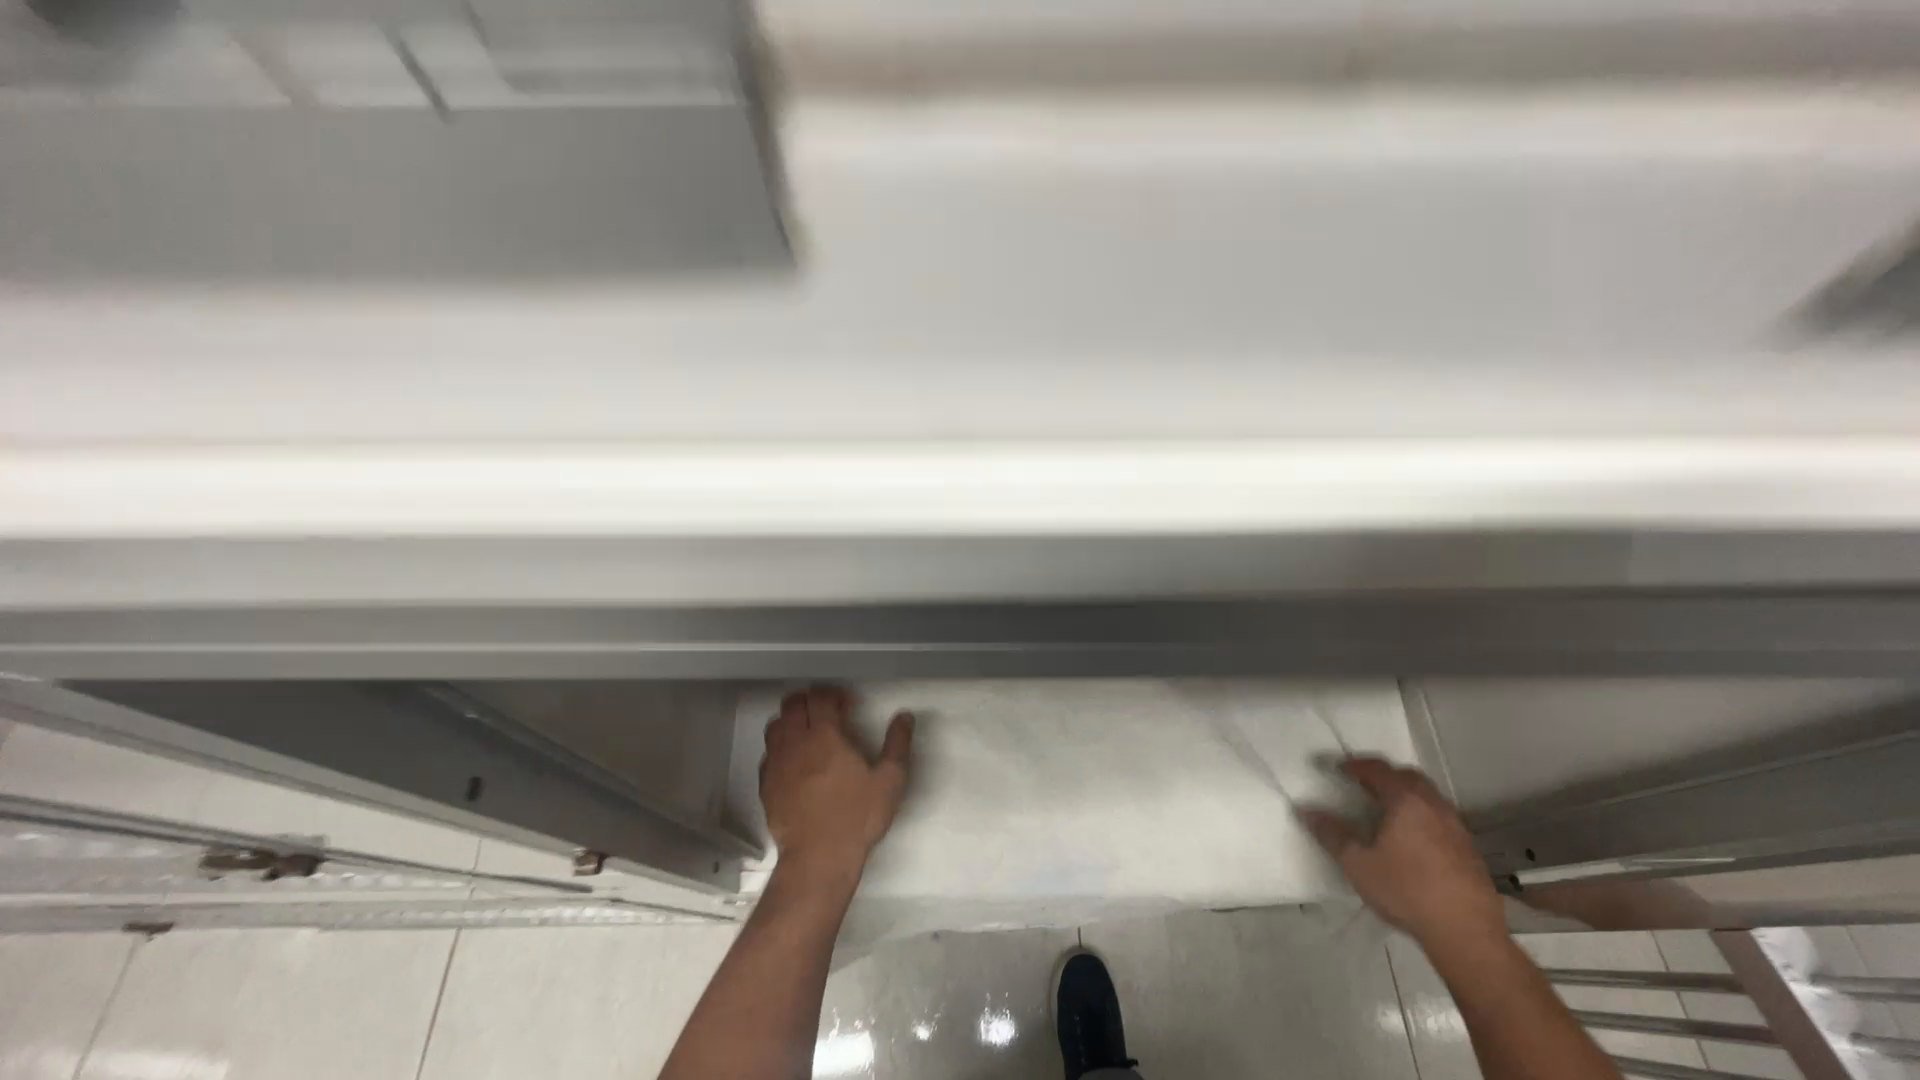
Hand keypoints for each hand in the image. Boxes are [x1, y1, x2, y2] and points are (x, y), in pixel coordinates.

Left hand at [761, 685, 913, 880]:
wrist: (818, 857)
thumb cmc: (857, 817)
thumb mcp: (890, 781)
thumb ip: (897, 744)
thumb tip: (904, 717)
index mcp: (825, 736)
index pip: (821, 697)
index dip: (834, 694)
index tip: (848, 704)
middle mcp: (795, 742)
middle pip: (793, 705)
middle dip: (810, 701)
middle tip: (828, 713)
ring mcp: (776, 763)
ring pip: (776, 725)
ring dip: (791, 720)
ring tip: (809, 732)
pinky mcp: (765, 783)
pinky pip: (768, 752)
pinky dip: (780, 746)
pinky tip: (794, 760)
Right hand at [1301, 758, 1505, 945]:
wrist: (1465, 931)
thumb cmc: (1406, 890)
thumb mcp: (1357, 864)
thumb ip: (1332, 834)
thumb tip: (1307, 810)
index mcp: (1406, 801)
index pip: (1378, 769)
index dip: (1355, 765)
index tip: (1337, 768)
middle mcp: (1434, 806)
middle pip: (1409, 777)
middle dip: (1384, 776)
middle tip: (1363, 786)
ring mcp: (1456, 827)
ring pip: (1429, 798)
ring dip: (1406, 796)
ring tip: (1386, 813)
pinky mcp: (1469, 850)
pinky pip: (1441, 819)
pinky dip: (1422, 817)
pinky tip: (1412, 842)